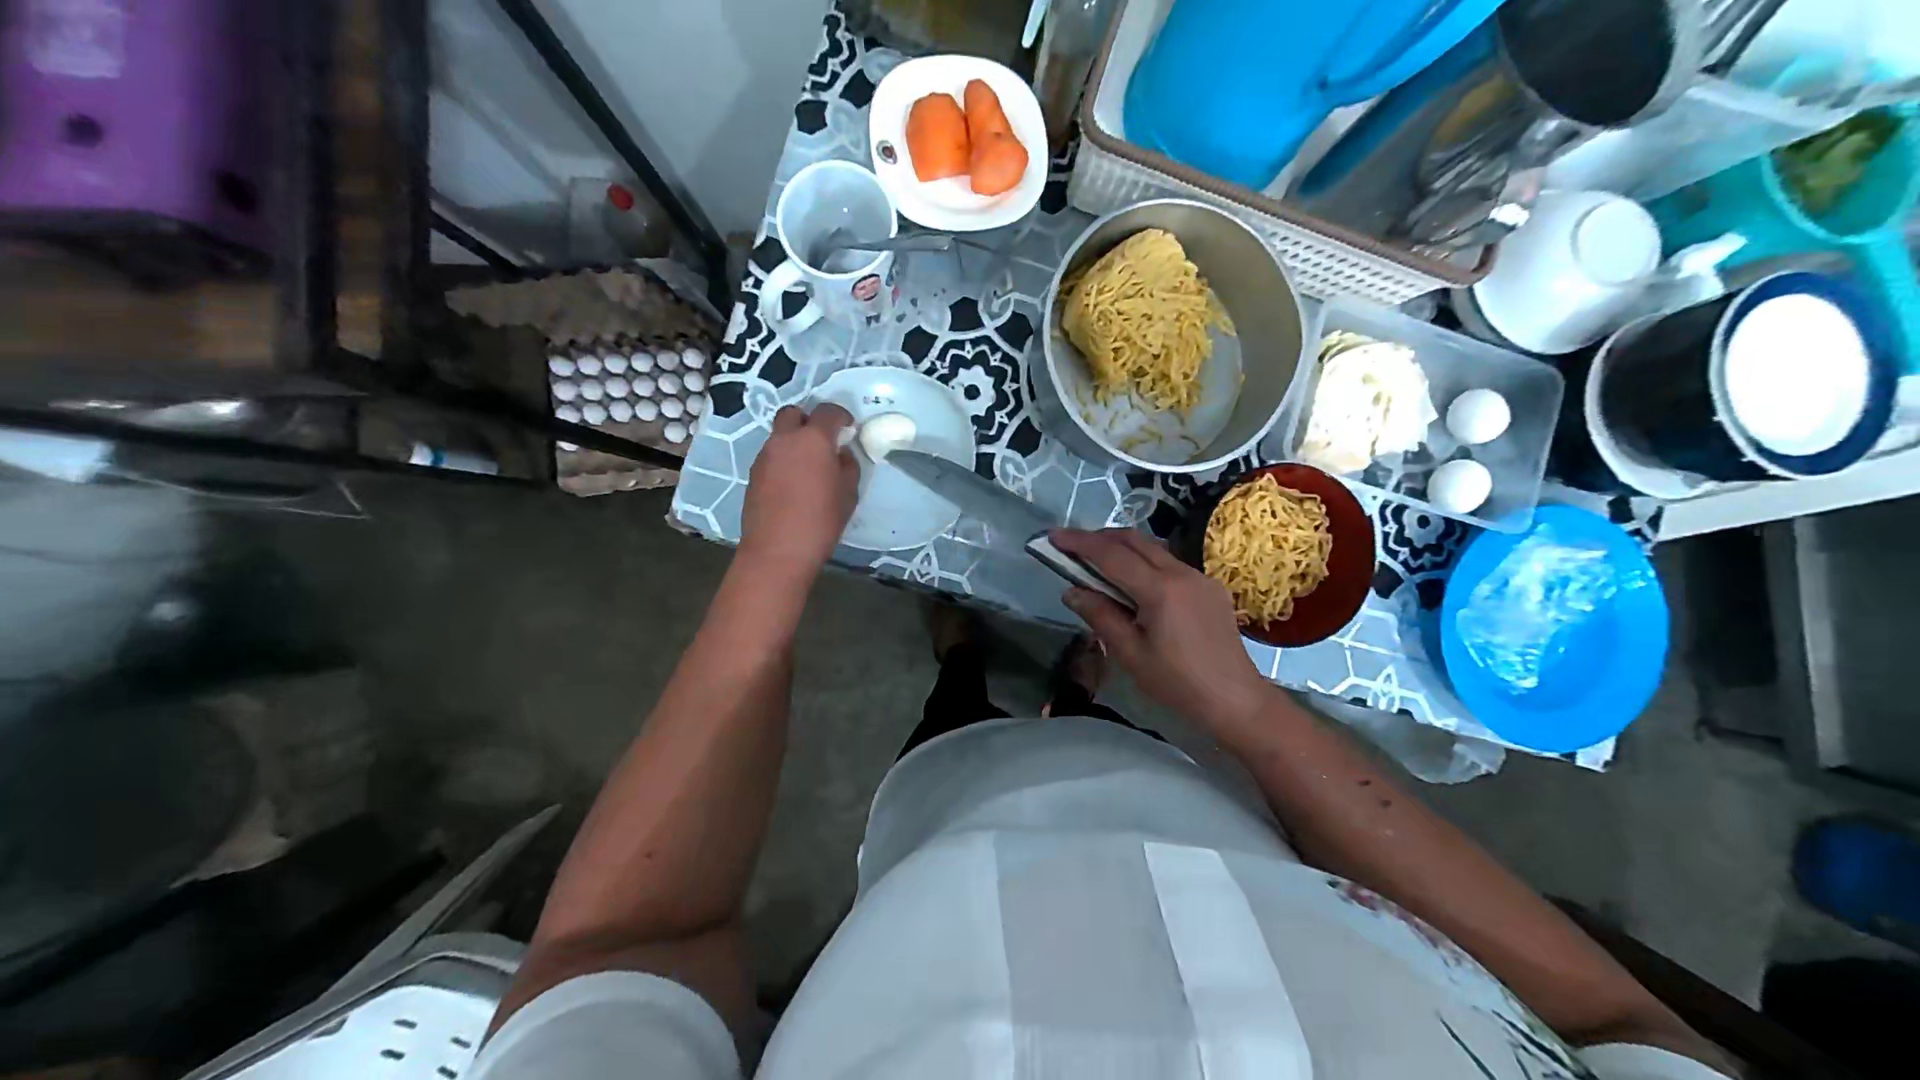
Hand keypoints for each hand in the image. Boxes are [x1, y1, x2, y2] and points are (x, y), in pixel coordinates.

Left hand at [741, 404, 858, 572]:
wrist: (778, 550)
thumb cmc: (821, 521)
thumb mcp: (848, 494)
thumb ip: (847, 466)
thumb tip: (840, 454)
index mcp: (813, 440)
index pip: (827, 412)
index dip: (840, 415)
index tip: (848, 427)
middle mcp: (785, 440)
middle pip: (793, 414)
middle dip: (808, 420)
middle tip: (821, 441)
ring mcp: (764, 456)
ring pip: (779, 436)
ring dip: (794, 442)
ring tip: (807, 467)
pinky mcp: (753, 475)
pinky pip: (771, 456)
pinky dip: (783, 460)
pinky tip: (792, 484)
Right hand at [1050, 528, 1275, 734]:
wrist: (1236, 700)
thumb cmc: (1178, 684)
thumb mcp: (1131, 654)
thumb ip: (1100, 616)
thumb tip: (1071, 591)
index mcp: (1161, 590)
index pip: (1112, 555)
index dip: (1079, 543)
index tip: (1053, 536)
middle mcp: (1182, 573)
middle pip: (1134, 540)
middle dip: (1099, 537)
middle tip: (1071, 547)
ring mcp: (1200, 577)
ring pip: (1154, 549)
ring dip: (1122, 548)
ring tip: (1097, 564)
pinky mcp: (1210, 587)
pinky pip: (1170, 563)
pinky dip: (1144, 563)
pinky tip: (1133, 585)